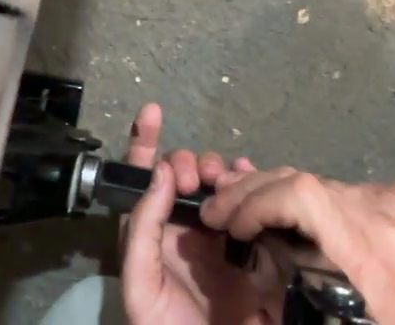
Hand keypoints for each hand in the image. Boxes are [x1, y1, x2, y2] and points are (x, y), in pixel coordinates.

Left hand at [119, 103, 277, 324]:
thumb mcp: (140, 283)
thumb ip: (144, 227)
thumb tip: (161, 170)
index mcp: (153, 232)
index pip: (145, 178)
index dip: (145, 141)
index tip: (153, 111)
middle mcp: (184, 227)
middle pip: (184, 175)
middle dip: (188, 162)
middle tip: (193, 176)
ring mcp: (220, 235)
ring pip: (218, 184)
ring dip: (219, 170)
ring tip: (222, 175)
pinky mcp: (252, 247)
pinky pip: (253, 203)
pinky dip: (251, 182)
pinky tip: (249, 176)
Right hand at [200, 168, 394, 324]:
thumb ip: (307, 301)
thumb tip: (259, 286)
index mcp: (378, 251)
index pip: (305, 195)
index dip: (258, 200)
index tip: (230, 222)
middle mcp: (387, 210)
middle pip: (306, 182)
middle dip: (255, 192)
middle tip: (219, 210)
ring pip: (323, 186)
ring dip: (281, 196)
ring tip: (247, 213)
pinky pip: (347, 194)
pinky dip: (314, 204)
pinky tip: (295, 220)